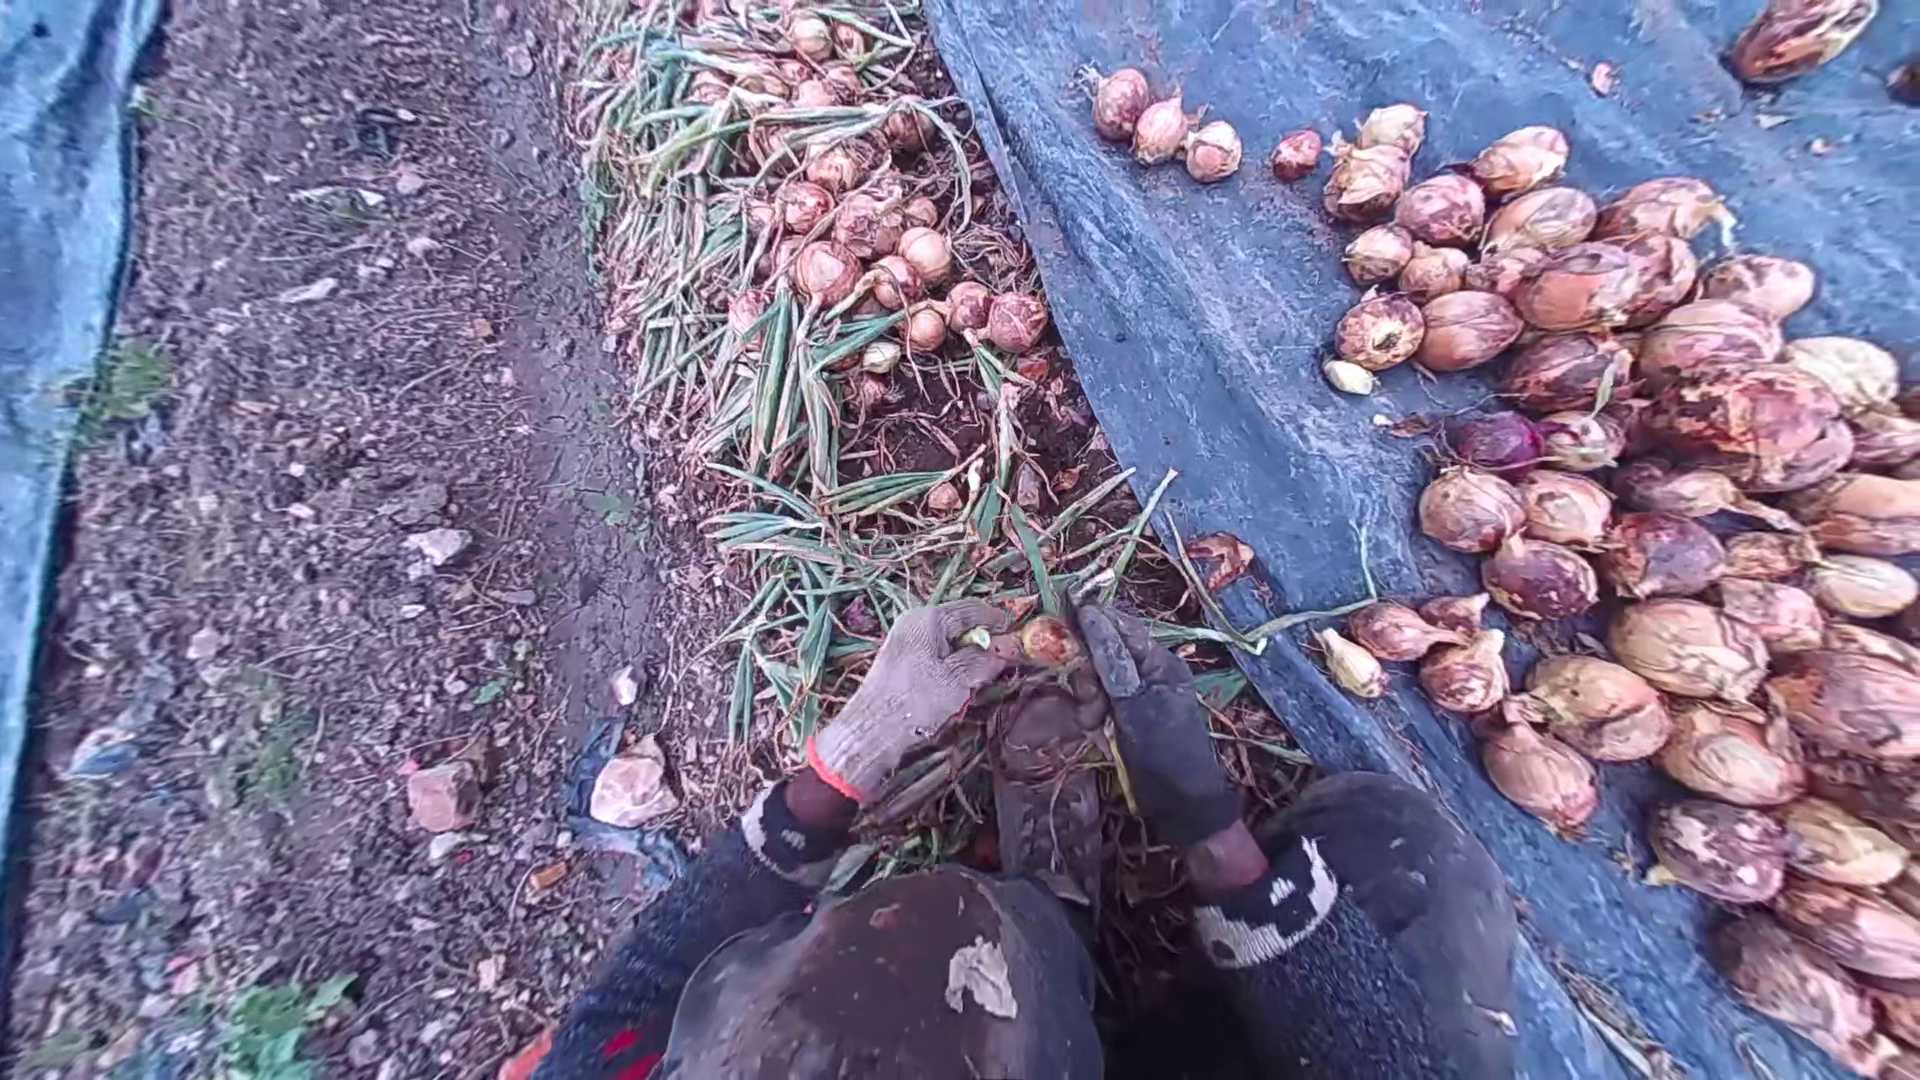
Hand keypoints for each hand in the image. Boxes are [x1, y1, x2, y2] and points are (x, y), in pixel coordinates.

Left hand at [809, 599, 1010, 801]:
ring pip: (948, 644)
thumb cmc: (916, 699)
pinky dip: (951, 670)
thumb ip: (984, 659)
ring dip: (967, 660)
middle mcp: (915, 623)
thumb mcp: (958, 678)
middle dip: (982, 643)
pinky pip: (936, 658)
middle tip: (1001, 662)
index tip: (1016, 632)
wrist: (872, 730)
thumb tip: (1004, 648)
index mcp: (928, 618)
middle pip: (959, 626)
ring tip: (978, 681)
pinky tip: (956, 690)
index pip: (971, 609)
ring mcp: (906, 643)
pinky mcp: (901, 663)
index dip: (996, 620)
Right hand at [1076, 603, 1240, 847]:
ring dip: (1088, 696)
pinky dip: (1093, 712)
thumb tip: (1090, 613)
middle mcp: (1147, 672)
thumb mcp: (1133, 703)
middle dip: (1089, 671)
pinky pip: (1100, 700)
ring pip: (1097, 677)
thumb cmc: (1162, 751)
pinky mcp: (1126, 714)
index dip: (1092, 619)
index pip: (1121, 625)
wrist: (1180, 806)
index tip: (1062, 618)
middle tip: (1087, 695)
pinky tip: (1094, 728)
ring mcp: (1136, 693)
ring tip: (1093, 720)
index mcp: (1159, 661)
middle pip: (1104, 652)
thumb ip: (1110, 659)